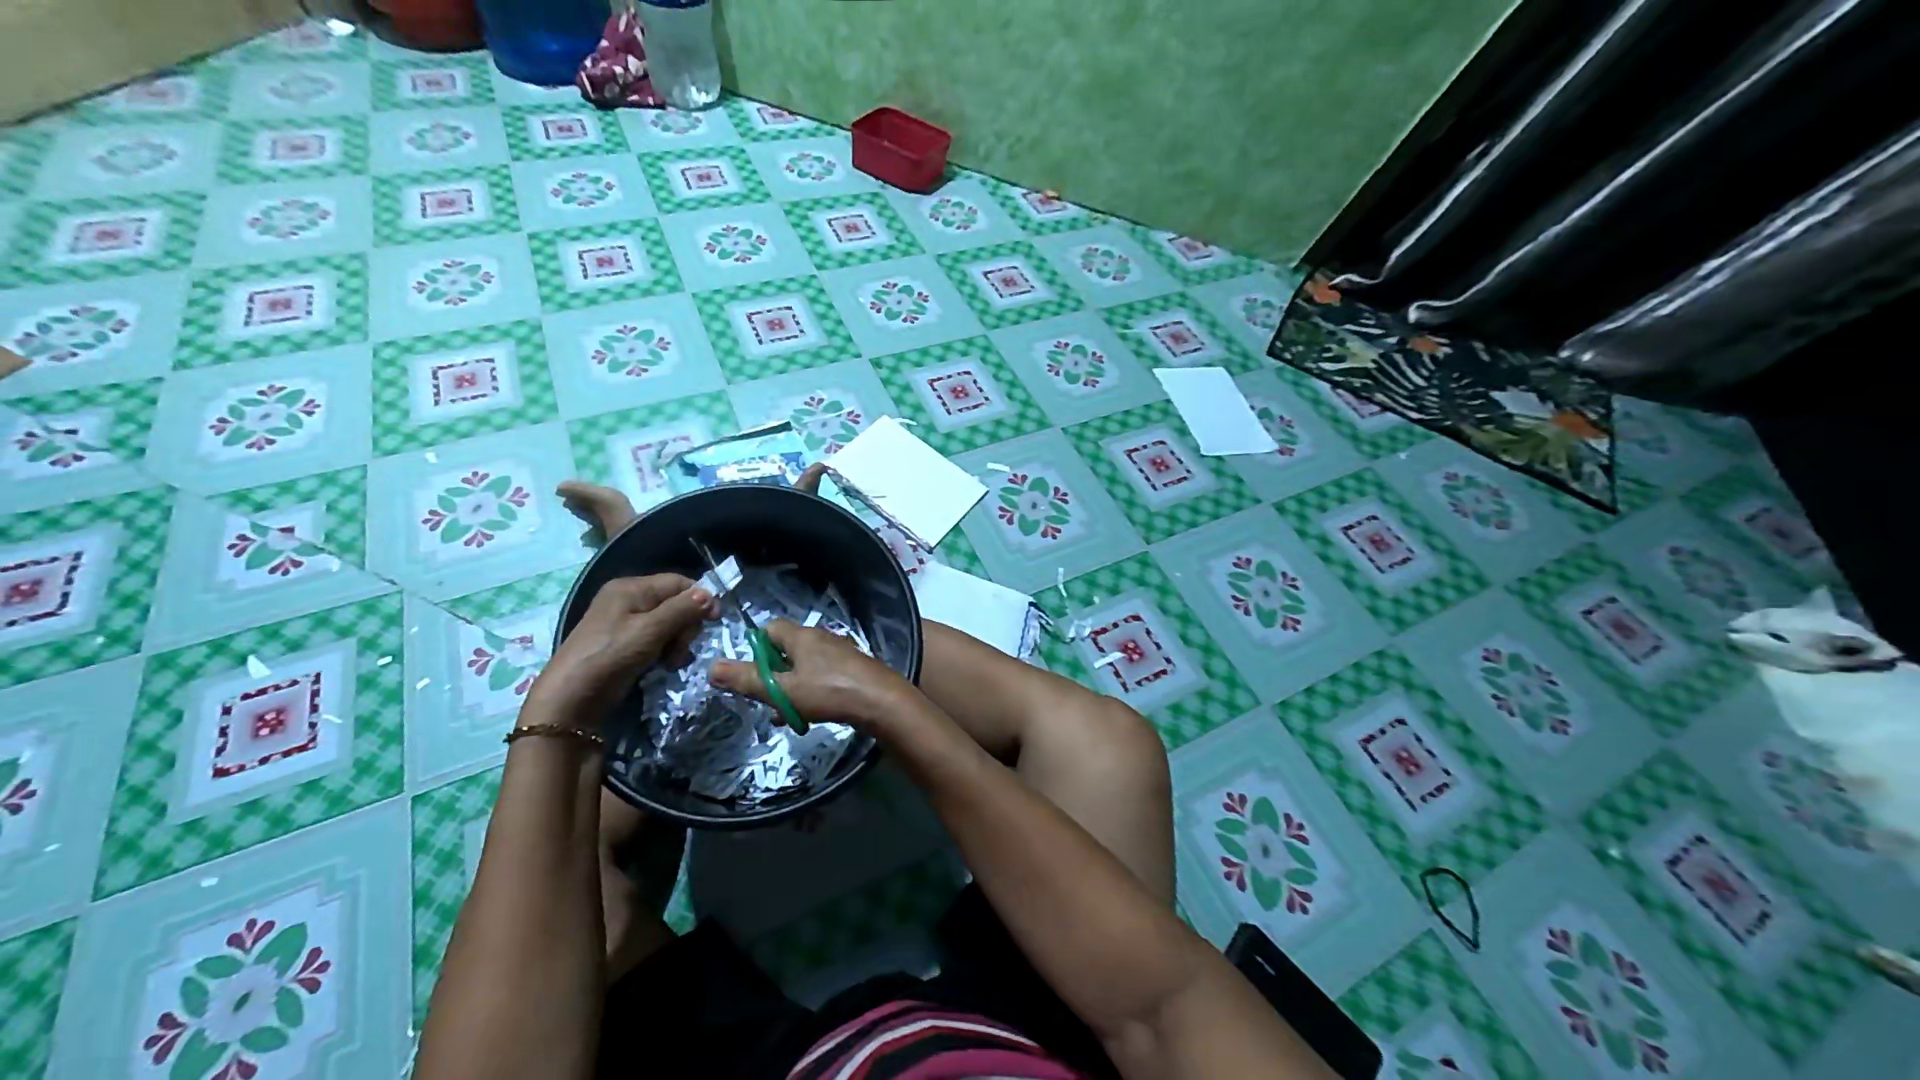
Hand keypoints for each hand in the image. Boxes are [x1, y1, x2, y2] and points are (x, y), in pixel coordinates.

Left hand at [525, 574, 719, 724]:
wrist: (571, 699)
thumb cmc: (610, 657)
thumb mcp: (650, 630)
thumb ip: (682, 610)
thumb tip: (710, 594)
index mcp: (630, 587)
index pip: (679, 582)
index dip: (699, 599)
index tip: (714, 622)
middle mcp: (628, 599)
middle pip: (676, 602)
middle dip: (686, 625)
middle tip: (681, 649)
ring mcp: (625, 622)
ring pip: (669, 623)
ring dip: (677, 642)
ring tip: (670, 661)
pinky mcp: (625, 643)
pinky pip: (657, 638)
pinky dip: (665, 650)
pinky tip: (662, 664)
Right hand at [709, 619, 911, 727]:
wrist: (882, 702)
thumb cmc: (828, 692)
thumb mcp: (781, 690)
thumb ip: (747, 680)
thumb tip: (711, 667)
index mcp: (802, 636)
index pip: (770, 628)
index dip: (755, 647)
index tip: (749, 672)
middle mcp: (822, 638)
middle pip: (787, 648)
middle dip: (773, 672)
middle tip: (764, 697)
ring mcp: (841, 653)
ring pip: (805, 666)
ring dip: (791, 687)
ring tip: (783, 713)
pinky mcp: (854, 670)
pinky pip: (823, 677)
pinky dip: (812, 692)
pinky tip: (809, 715)